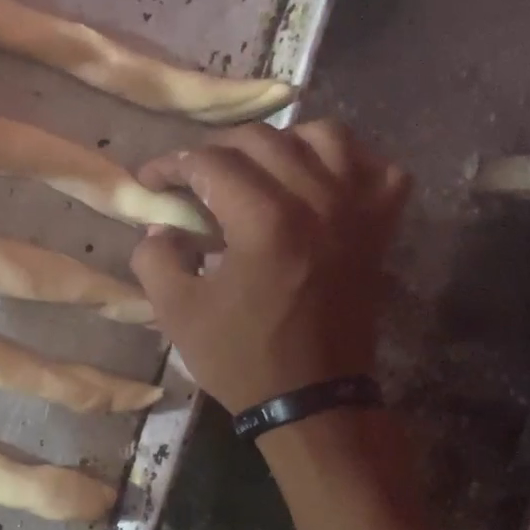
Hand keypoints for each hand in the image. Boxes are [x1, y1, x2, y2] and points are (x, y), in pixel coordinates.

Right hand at [129, 120, 409, 412]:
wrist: (310, 394)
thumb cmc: (238, 355)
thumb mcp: (176, 312)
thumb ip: (156, 259)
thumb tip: (159, 227)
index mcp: (264, 222)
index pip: (212, 164)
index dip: (172, 165)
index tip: (149, 179)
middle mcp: (318, 200)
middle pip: (263, 141)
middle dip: (215, 150)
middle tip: (188, 175)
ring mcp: (358, 208)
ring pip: (322, 136)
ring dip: (277, 144)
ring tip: (251, 168)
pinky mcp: (380, 224)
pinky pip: (370, 164)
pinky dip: (338, 160)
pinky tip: (310, 181)